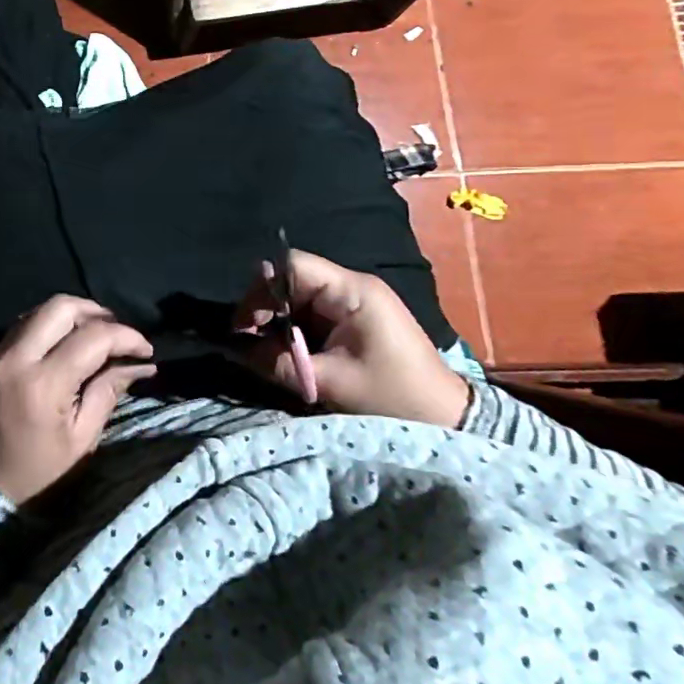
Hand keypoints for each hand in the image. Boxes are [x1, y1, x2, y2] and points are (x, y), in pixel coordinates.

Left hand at [0, 296, 155, 503]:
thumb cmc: (35, 471)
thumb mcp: (81, 439)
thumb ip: (109, 391)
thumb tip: (142, 365)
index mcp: (43, 384)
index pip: (93, 337)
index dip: (127, 337)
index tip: (146, 350)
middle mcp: (18, 357)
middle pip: (63, 306)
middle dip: (99, 313)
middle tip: (118, 336)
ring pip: (43, 309)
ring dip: (75, 315)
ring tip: (97, 337)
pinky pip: (27, 322)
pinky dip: (53, 324)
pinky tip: (69, 343)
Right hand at [236, 250, 469, 428]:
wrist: (443, 417)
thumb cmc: (391, 396)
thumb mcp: (330, 382)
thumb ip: (280, 363)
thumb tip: (240, 350)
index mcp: (352, 291)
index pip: (293, 266)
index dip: (263, 290)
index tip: (246, 325)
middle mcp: (352, 287)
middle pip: (294, 280)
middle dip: (266, 308)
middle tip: (247, 340)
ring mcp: (354, 303)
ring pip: (300, 298)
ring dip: (279, 322)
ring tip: (263, 350)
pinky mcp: (354, 321)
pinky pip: (313, 315)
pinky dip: (294, 331)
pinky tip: (284, 352)